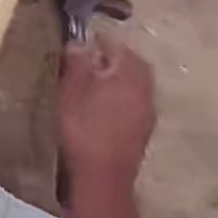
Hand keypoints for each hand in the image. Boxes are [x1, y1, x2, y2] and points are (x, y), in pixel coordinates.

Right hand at [55, 38, 156, 197]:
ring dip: (118, 78)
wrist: (101, 177)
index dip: (103, 40)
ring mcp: (147, 115)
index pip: (121, 47)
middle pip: (134, 66)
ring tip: (93, 79)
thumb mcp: (71, 88)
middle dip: (116, 58)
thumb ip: (77, 62)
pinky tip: (101, 104)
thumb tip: (80, 43)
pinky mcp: (141, 132)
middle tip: (92, 56)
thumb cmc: (83, 126)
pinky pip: (133, 102)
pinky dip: (120, 95)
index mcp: (130, 77)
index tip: (85, 40)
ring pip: (135, 85)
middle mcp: (145, 93)